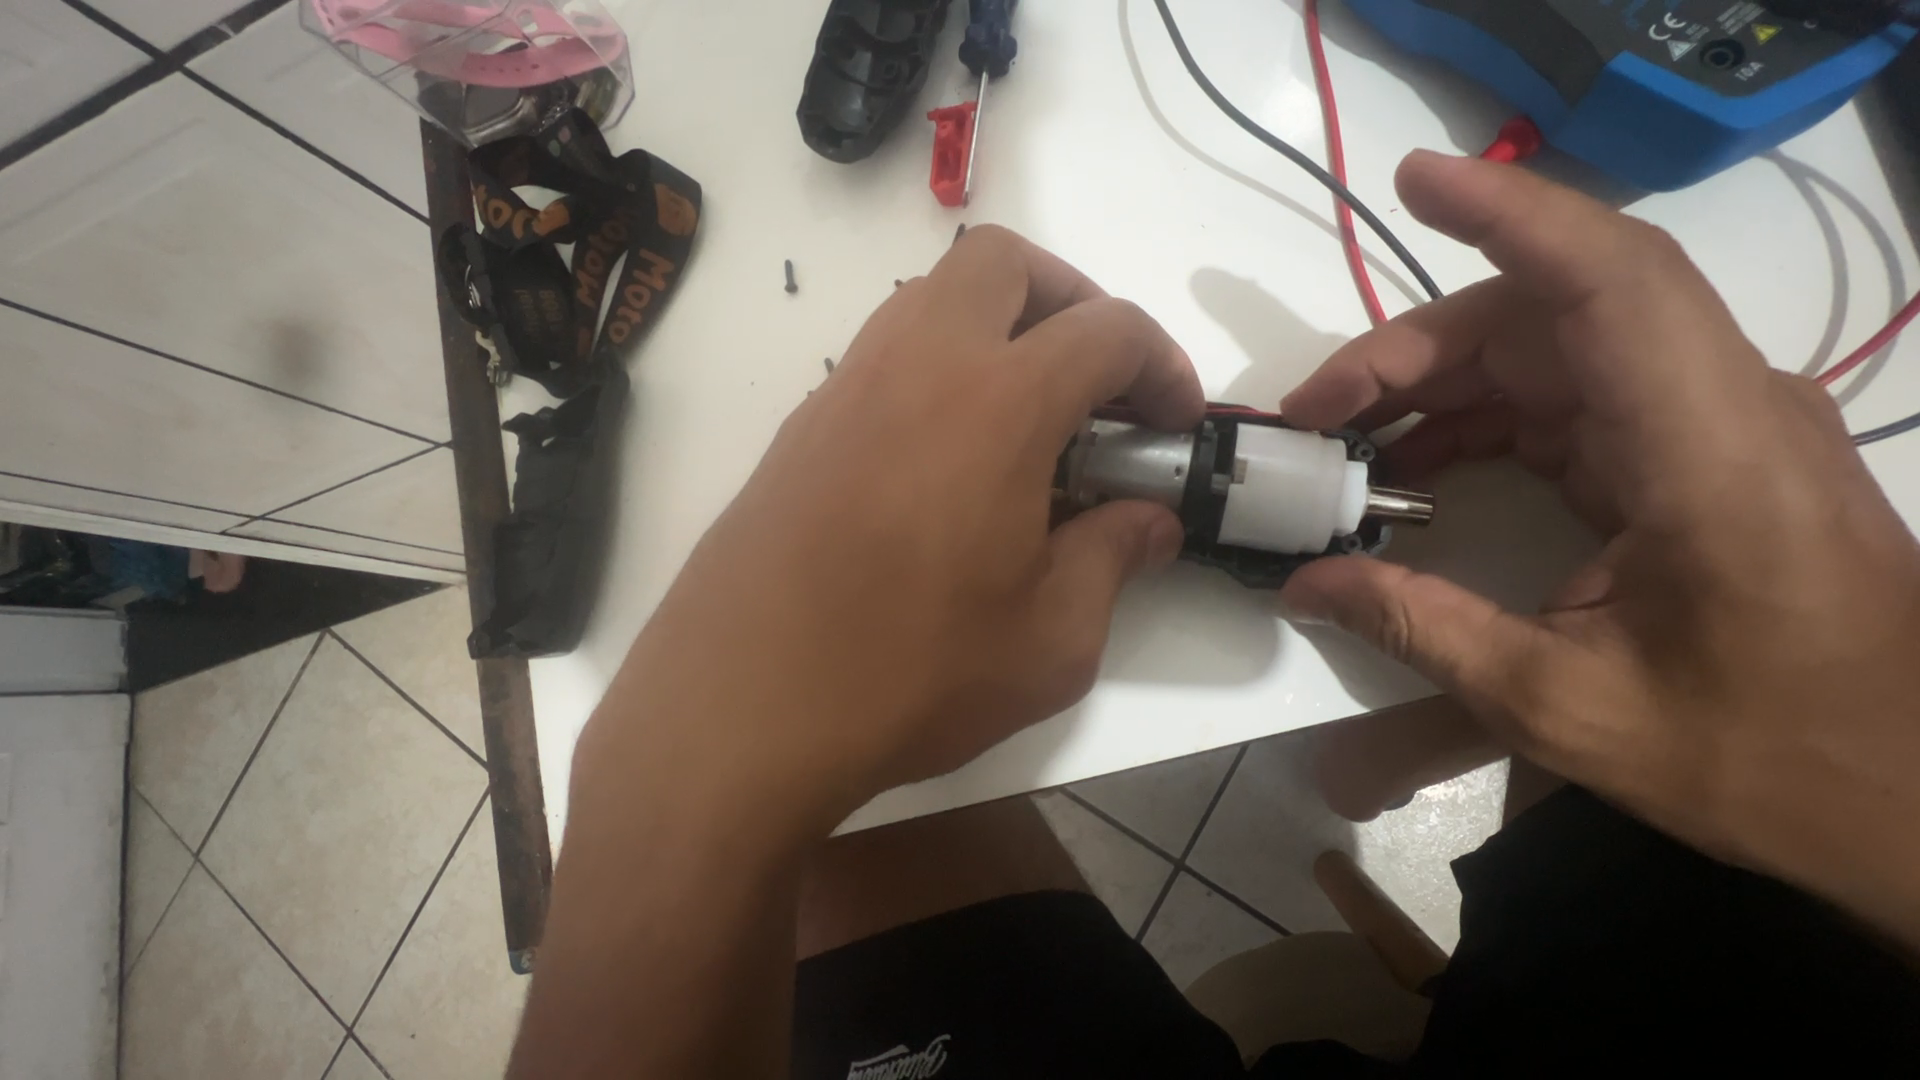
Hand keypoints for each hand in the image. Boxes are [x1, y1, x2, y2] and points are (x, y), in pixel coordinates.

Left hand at [579, 226, 1203, 836]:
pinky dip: (937, 371)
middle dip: (1073, 301)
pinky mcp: (801, 427)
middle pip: (1006, 264)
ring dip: (998, 328)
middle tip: (1097, 384)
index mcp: (997, 403)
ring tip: (1026, 422)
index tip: (1173, 421)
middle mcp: (917, 364)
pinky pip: (885, 356)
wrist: (740, 708)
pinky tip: (948, 463)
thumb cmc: (912, 675)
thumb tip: (1150, 522)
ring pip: (934, 298)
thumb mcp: (1051, 639)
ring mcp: (846, 387)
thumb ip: (1113, 559)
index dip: (1162, 364)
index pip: (1107, 330)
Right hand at [1279, 152, 1919, 945]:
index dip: (1511, 212)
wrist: (1905, 795)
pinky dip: (1472, 418)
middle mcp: (1711, 409)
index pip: (1610, 282)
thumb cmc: (1760, 755)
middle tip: (1310, 413)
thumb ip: (1419, 629)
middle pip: (1543, 317)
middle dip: (1411, 351)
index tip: (1414, 180)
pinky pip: (1558, 398)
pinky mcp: (1679, 452)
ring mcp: (1698, 425)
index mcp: (1705, 456)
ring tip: (1341, 441)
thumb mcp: (1560, 705)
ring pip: (1543, 350)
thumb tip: (1303, 585)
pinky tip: (1409, 463)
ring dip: (1432, 382)